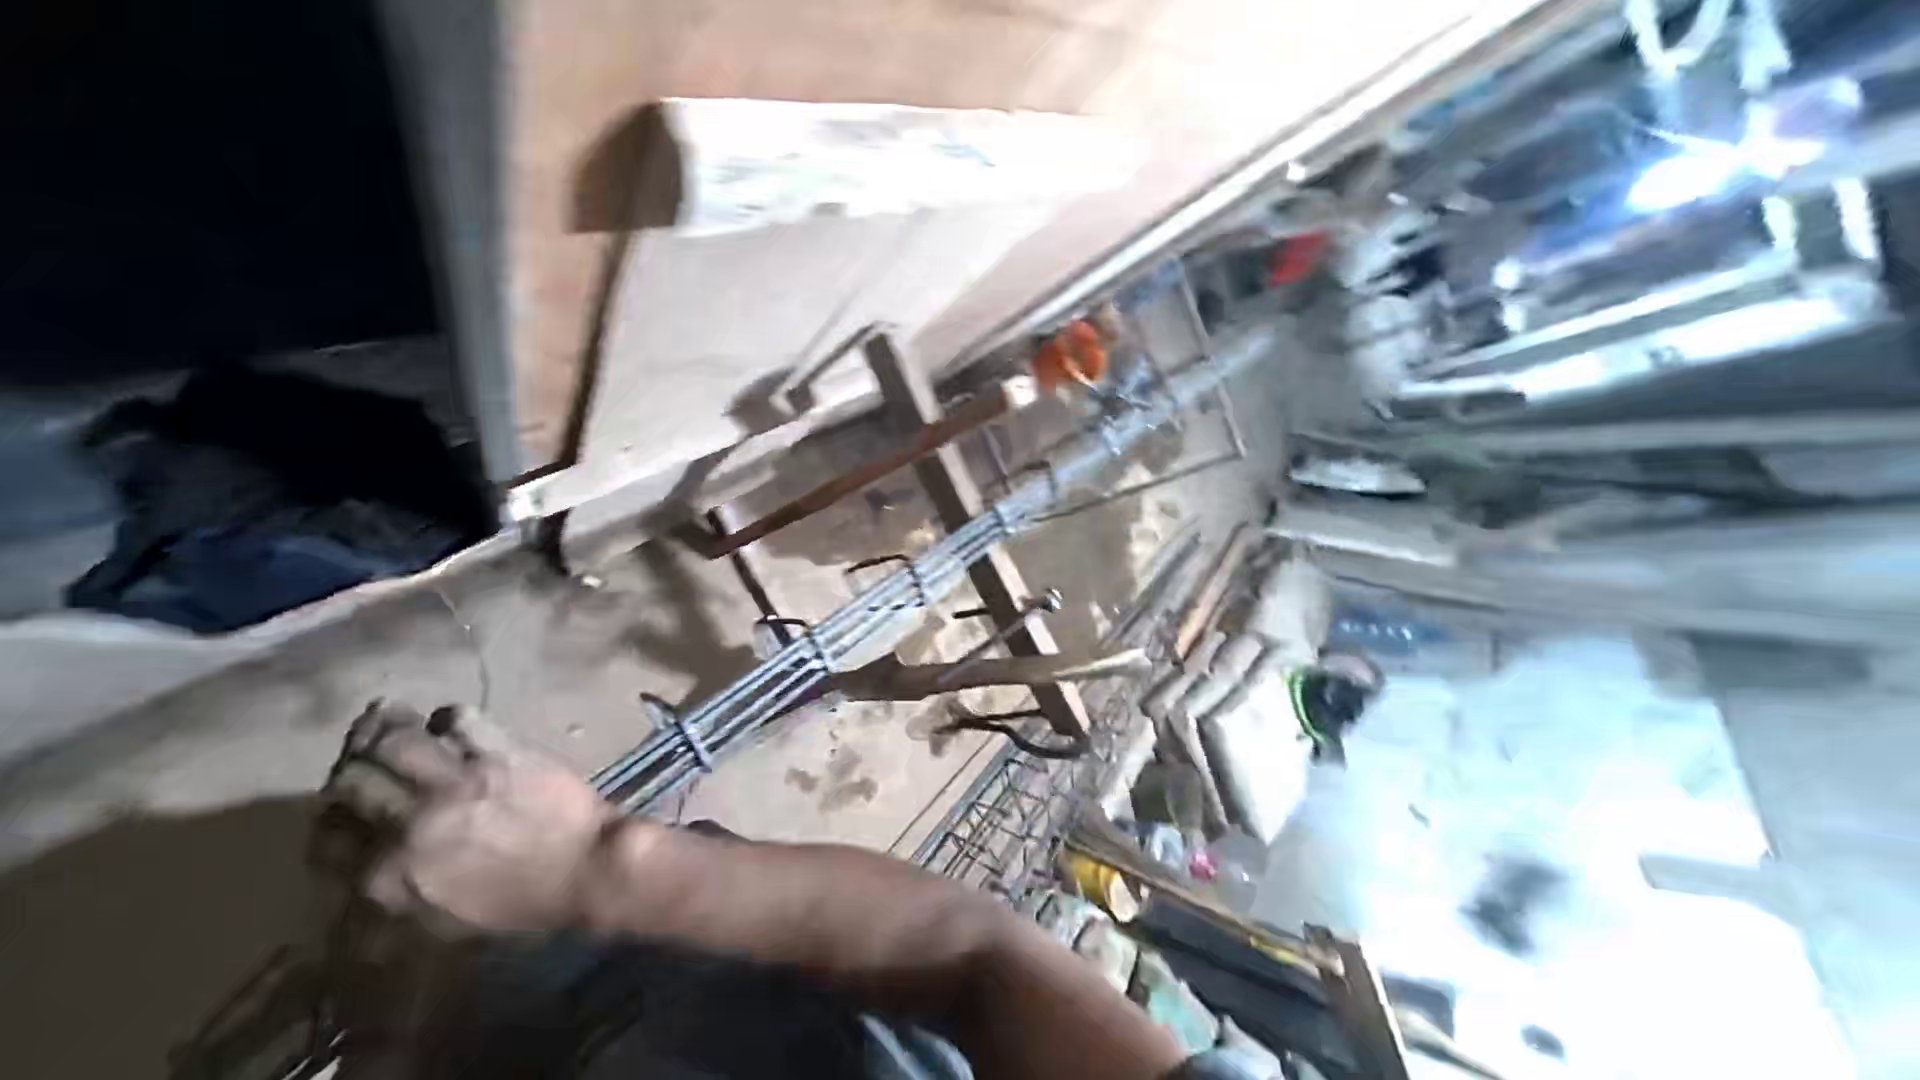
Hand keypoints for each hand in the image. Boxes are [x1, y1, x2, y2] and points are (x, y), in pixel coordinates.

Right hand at [323, 702, 622, 934]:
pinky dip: (449, 717)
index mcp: (388, 875)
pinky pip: (459, 720)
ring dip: (385, 732)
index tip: (342, 809)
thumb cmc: (522, 902)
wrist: (586, 867)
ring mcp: (456, 784)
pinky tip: (452, 724)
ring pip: (395, 743)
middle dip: (351, 770)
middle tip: (363, 759)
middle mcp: (410, 824)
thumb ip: (393, 895)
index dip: (329, 820)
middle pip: (352, 782)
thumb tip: (359, 874)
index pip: (327, 838)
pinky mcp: (499, 753)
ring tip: (388, 724)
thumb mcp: (441, 922)